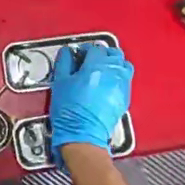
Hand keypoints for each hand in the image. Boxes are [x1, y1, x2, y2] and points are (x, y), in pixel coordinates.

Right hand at [49, 43, 132, 159]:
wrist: (82, 135)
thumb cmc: (71, 112)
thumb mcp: (60, 82)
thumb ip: (64, 63)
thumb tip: (68, 53)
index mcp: (96, 66)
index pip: (94, 48)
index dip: (85, 50)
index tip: (79, 54)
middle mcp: (112, 73)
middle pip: (113, 53)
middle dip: (101, 54)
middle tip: (90, 60)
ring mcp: (121, 85)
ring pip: (123, 65)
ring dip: (112, 63)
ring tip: (101, 70)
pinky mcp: (124, 97)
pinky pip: (125, 80)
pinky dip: (117, 77)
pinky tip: (106, 84)